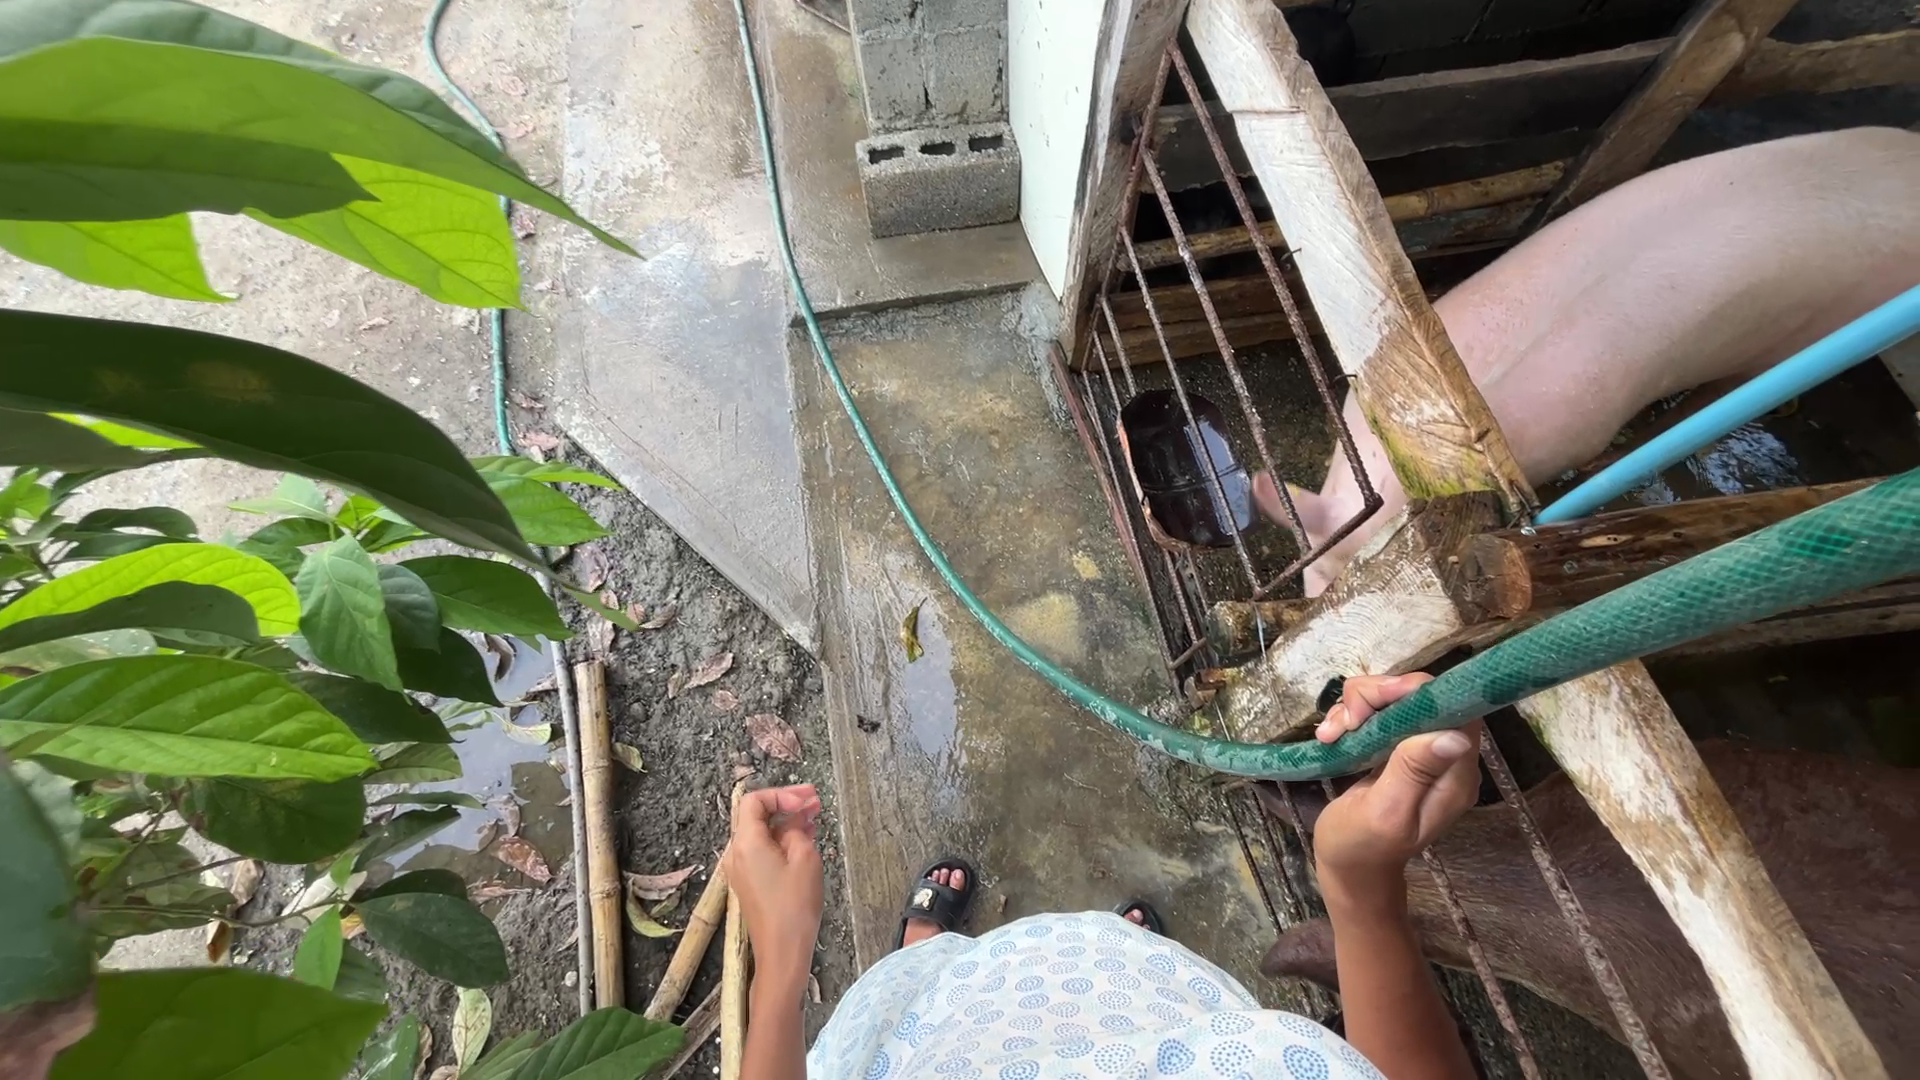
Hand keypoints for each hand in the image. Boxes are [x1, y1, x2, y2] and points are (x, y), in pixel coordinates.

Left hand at [721, 784, 824, 996]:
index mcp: (746, 843)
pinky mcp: (749, 883)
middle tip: (815, 802)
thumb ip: (796, 828)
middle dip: (786, 805)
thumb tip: (792, 819)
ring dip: (786, 822)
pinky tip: (804, 839)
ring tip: (814, 818)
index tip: (806, 800)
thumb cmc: (794, 904)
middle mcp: (737, 854)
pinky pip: (762, 850)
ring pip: (761, 833)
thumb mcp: (804, 857)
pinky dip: (781, 839)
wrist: (782, 953)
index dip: (782, 794)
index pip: (754, 801)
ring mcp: (741, 870)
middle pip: (756, 815)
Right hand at [1311, 674, 1481, 908]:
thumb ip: (1413, 771)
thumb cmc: (1361, 845)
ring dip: (1355, 706)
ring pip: (1392, 698)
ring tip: (1331, 734)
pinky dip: (1348, 716)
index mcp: (1453, 776)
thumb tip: (1453, 735)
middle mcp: (1443, 757)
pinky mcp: (1393, 747)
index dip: (1414, 694)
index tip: (1371, 706)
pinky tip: (1330, 736)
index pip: (1453, 710)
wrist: (1347, 866)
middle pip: (1418, 696)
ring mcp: (1417, 751)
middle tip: (1343, 722)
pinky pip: (1375, 712)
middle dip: (1374, 697)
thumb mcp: (1385, 812)